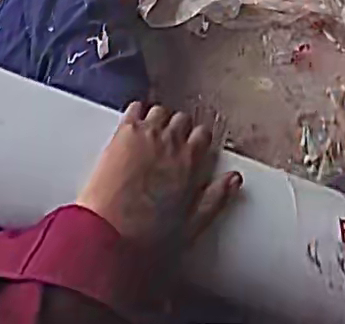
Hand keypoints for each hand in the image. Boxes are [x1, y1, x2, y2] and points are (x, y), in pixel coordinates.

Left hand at [76, 102, 240, 254]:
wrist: (110, 235)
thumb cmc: (148, 237)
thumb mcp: (192, 225)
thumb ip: (216, 198)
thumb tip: (234, 180)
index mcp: (190, 161)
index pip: (203, 134)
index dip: (198, 140)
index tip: (193, 146)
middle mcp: (171, 141)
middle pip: (181, 119)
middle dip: (178, 128)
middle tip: (171, 143)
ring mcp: (146, 132)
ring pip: (159, 110)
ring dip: (158, 120)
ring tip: (151, 134)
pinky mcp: (124, 130)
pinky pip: (135, 107)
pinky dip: (136, 113)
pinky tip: (134, 125)